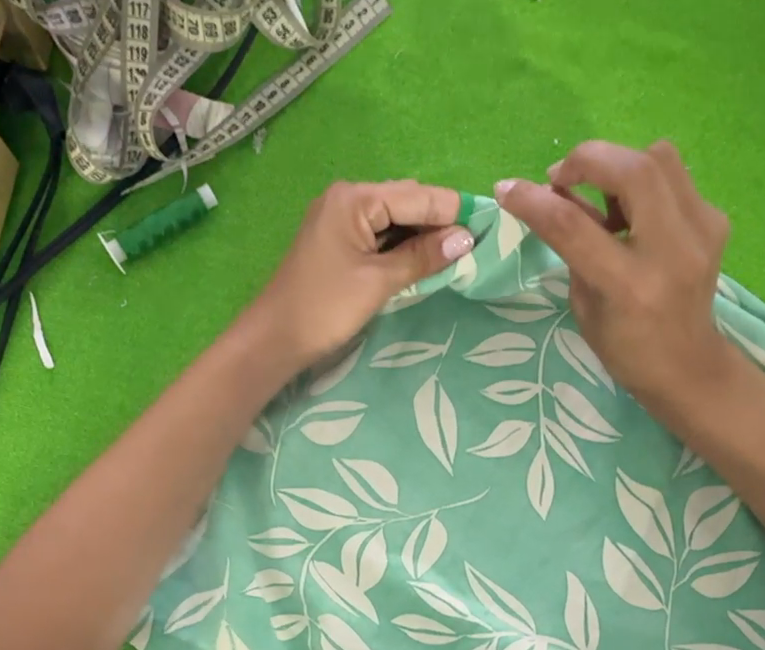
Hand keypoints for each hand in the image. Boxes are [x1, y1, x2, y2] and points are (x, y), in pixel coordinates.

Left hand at [239, 181, 474, 373]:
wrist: (275, 339)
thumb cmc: (325, 308)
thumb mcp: (379, 282)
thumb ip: (423, 257)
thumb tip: (466, 239)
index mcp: (355, 198)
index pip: (418, 196)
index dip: (454, 212)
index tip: (490, 229)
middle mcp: (347, 198)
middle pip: (407, 202)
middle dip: (439, 223)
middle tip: (475, 248)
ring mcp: (340, 219)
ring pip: (395, 220)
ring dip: (422, 237)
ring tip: (455, 256)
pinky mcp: (338, 242)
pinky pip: (380, 235)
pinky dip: (402, 247)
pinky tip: (423, 262)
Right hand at [493, 141, 736, 402]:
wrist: (688, 367)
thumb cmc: (625, 348)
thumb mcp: (584, 304)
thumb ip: (572, 248)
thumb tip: (553, 196)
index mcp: (629, 286)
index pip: (575, 227)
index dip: (535, 201)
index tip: (507, 190)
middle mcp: (673, 251)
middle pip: (633, 169)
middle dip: (587, 160)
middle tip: (560, 178)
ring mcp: (702, 230)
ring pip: (659, 158)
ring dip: (617, 165)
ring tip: (598, 196)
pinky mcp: (714, 220)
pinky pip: (673, 177)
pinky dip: (641, 184)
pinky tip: (629, 213)